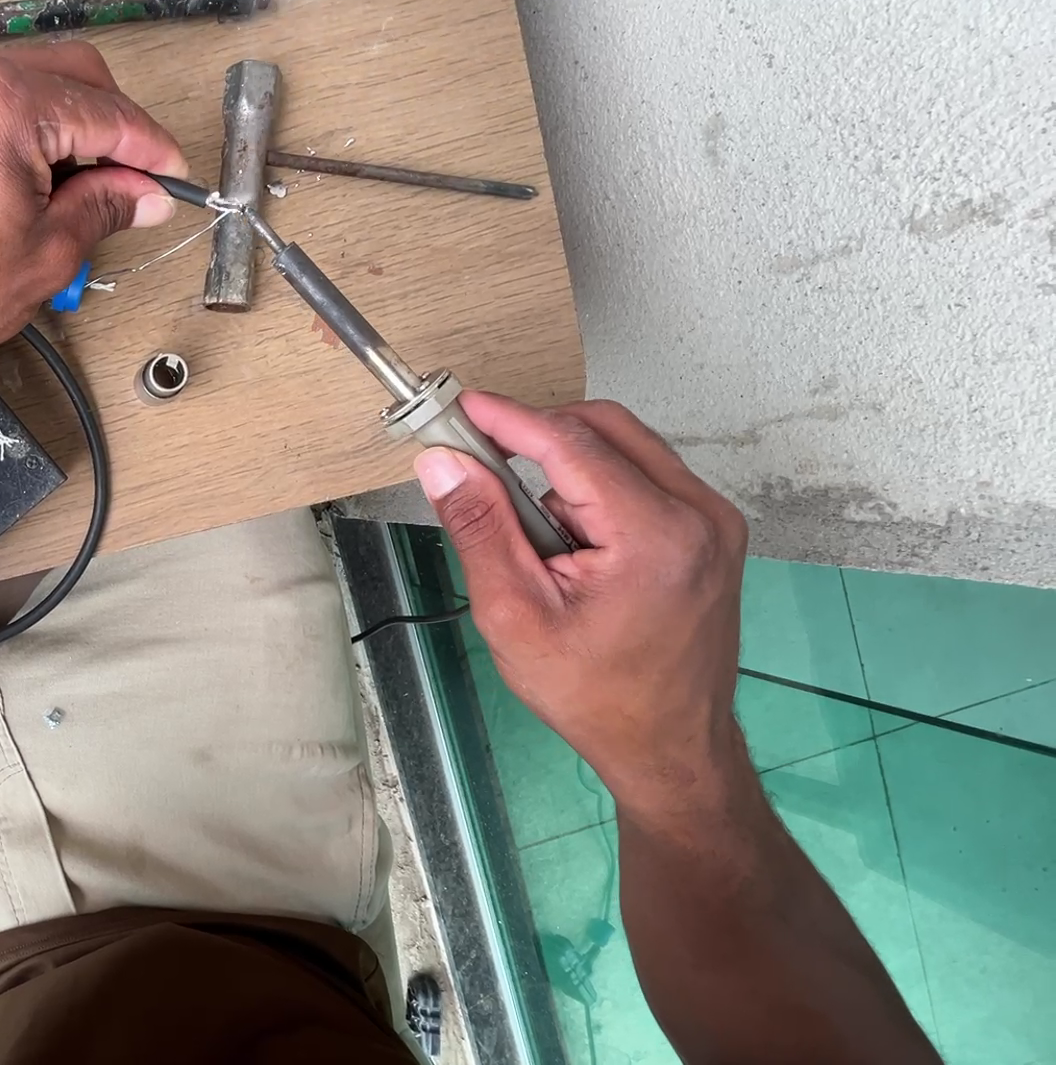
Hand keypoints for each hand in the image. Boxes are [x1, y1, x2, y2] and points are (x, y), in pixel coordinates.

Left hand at [0, 42, 183, 508]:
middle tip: (138, 183)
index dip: (150, 147)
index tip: (172, 175)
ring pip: (39, 82)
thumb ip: (106, 208)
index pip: (106, 113)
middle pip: (76, 77)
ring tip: (93, 190)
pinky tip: (48, 177)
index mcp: (7, 107)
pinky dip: (36, 128)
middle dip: (117, 127)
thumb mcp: (49, 255)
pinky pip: (2, 99)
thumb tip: (143, 193)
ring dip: (77, 127)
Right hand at [413, 395, 752, 816]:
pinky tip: (562, 538)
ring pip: (623, 447)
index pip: (569, 444)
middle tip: (477, 457)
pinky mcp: (707, 531)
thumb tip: (441, 463)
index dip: (507, 418)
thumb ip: (478, 528)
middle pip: (604, 428)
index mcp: (655, 533)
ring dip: (561, 464)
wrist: (666, 745)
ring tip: (524, 527)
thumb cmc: (588, 691)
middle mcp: (699, 512)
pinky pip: (639, 476)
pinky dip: (589, 485)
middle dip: (535, 433)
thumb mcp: (513, 613)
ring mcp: (712, 520)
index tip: (458, 407)